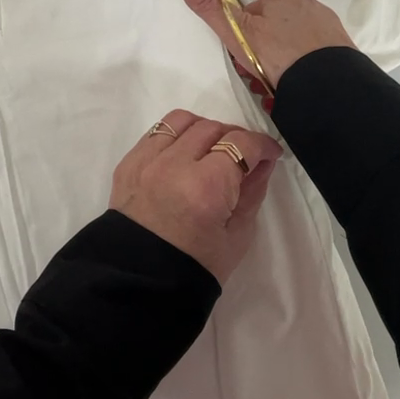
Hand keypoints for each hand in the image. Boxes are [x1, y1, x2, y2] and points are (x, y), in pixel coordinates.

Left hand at [110, 110, 281, 280]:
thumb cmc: (196, 265)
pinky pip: (156, 133)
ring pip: (180, 121)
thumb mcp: (237, 235)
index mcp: (204, 187)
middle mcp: (172, 165)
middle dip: (234, 137)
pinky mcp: (128, 163)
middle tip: (244, 156)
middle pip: (211, 128)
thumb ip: (252, 192)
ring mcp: (146, 161)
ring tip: (213, 150)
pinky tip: (185, 155)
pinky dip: (175, 137)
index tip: (271, 153)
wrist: (141, 277)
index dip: (261, 145)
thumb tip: (264, 162)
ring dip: (203, 129)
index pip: (239, 145)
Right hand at [173, 0, 354, 92]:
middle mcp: (309, 5)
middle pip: (273, 27)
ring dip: (282, 62)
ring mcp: (328, 28)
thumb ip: (208, 2)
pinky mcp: (343, 51)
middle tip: (258, 73)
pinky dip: (302, 70)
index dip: (243, 33)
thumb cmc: (277, 53)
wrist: (326, 87)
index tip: (243, 53)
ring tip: (276, 86)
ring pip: (292, 44)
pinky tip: (296, 86)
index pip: (253, 12)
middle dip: (263, 49)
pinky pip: (312, 59)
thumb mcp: (234, 30)